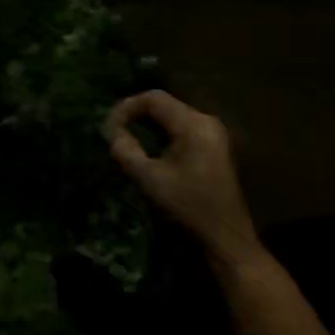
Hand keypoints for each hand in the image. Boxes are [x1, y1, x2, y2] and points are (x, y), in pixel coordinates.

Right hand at [104, 90, 260, 262]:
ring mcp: (212, 133)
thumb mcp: (150, 179)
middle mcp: (206, 121)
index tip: (108, 127)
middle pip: (164, 104)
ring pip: (172, 115)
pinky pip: (181, 127)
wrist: (225, 235)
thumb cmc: (188, 207)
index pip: (154, 99)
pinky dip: (161, 132)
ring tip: (125, 138)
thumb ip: (127, 152)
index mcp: (193, 125)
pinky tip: (147, 147)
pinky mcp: (213, 145)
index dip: (126, 107)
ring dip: (147, 123)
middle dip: (135, 114)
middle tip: (113, 132)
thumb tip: (113, 134)